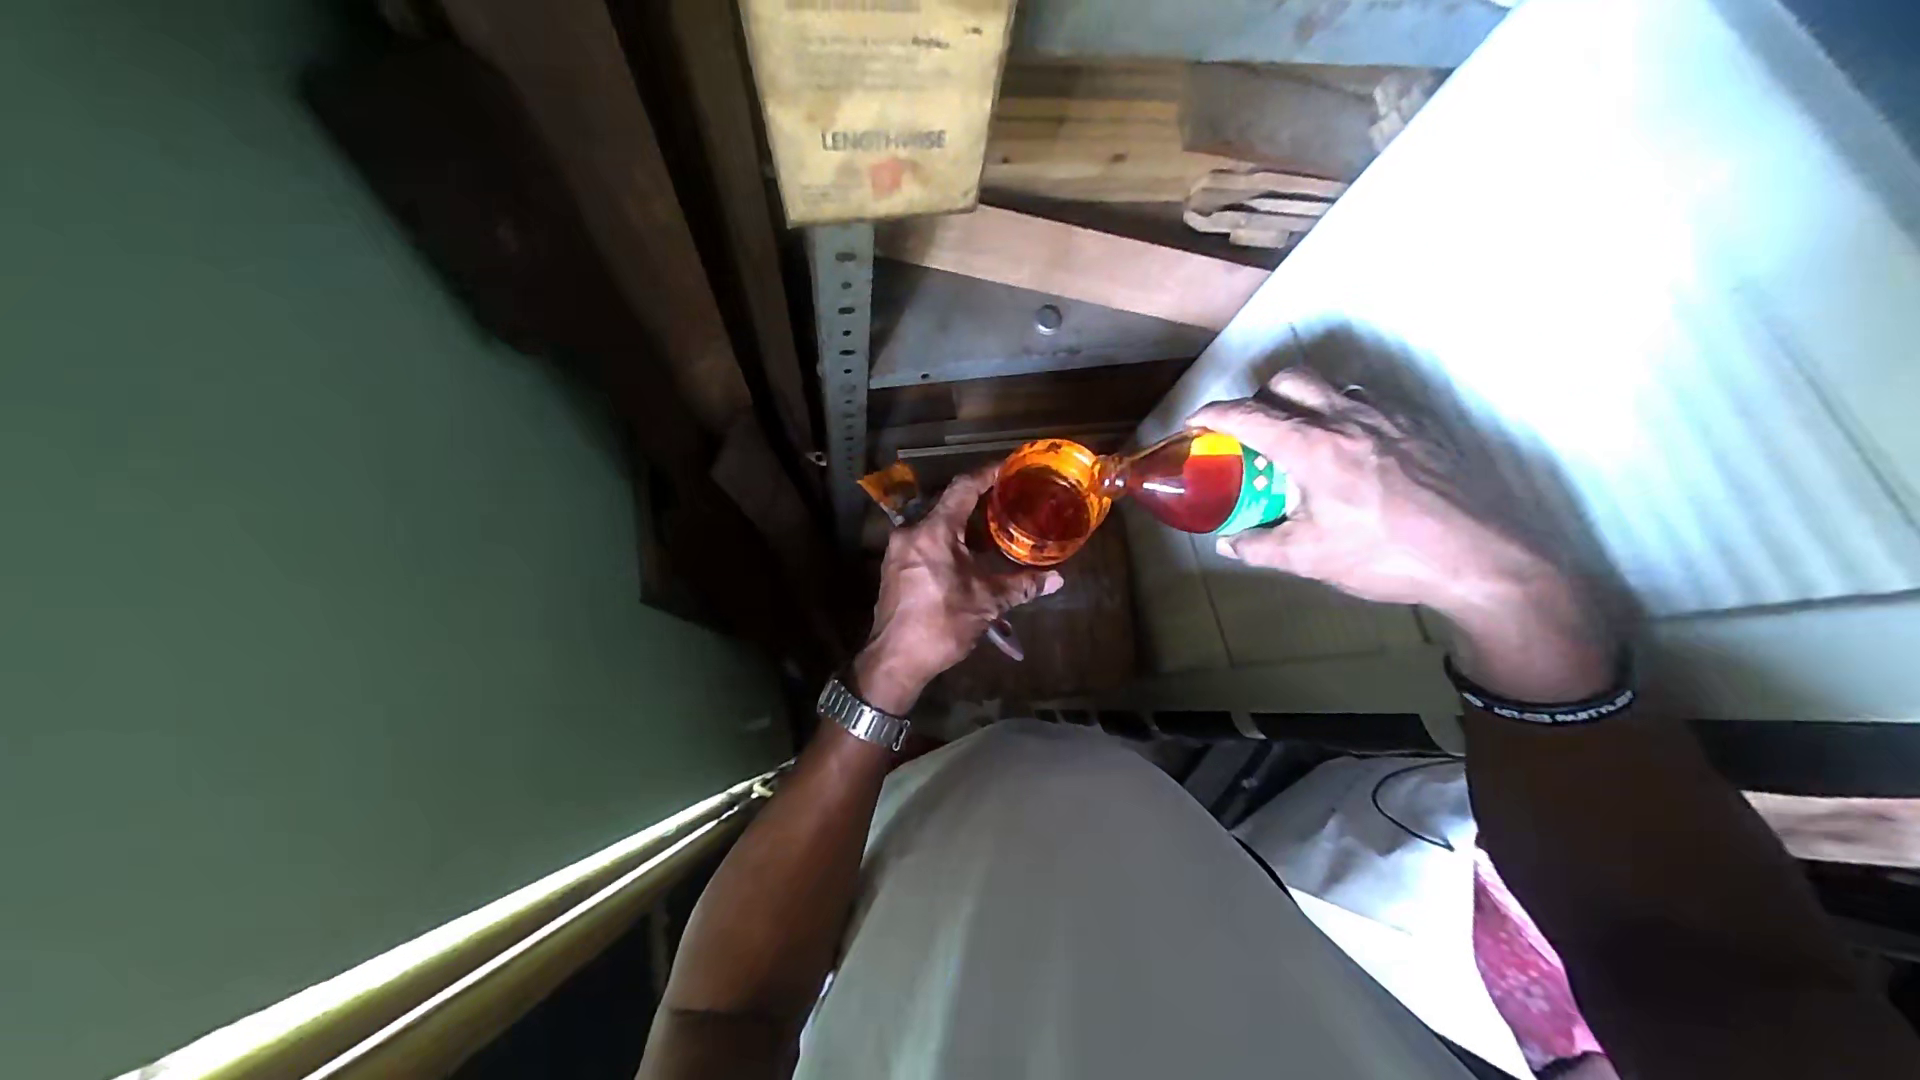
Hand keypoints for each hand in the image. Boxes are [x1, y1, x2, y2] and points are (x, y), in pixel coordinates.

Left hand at [853, 467, 1063, 714]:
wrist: (895, 659)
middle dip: (978, 503)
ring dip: (963, 526)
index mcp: (934, 532)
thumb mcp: (986, 603)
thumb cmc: (941, 624)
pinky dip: (948, 542)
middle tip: (1007, 502)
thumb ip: (1022, 585)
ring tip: (993, 530)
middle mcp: (912, 532)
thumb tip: (1057, 579)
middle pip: (948, 505)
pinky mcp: (894, 568)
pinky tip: (968, 556)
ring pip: (936, 525)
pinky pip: (925, 542)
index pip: (963, 488)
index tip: (1008, 468)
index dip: (987, 474)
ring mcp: (899, 550)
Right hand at [1188, 368, 1611, 700]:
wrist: (1480, 557)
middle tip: (1254, 430)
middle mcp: (1346, 419)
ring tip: (1304, 441)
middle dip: (1260, 396)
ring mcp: (1388, 417)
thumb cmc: (1385, 556)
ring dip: (1306, 402)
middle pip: (1290, 379)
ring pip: (1332, 386)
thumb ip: (1259, 547)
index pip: (1248, 416)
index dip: (1212, 414)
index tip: (1194, 423)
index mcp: (1312, 448)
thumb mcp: (1310, 559)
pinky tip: (1352, 453)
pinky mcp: (1420, 426)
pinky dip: (1344, 415)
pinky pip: (1369, 403)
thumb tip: (1228, 544)